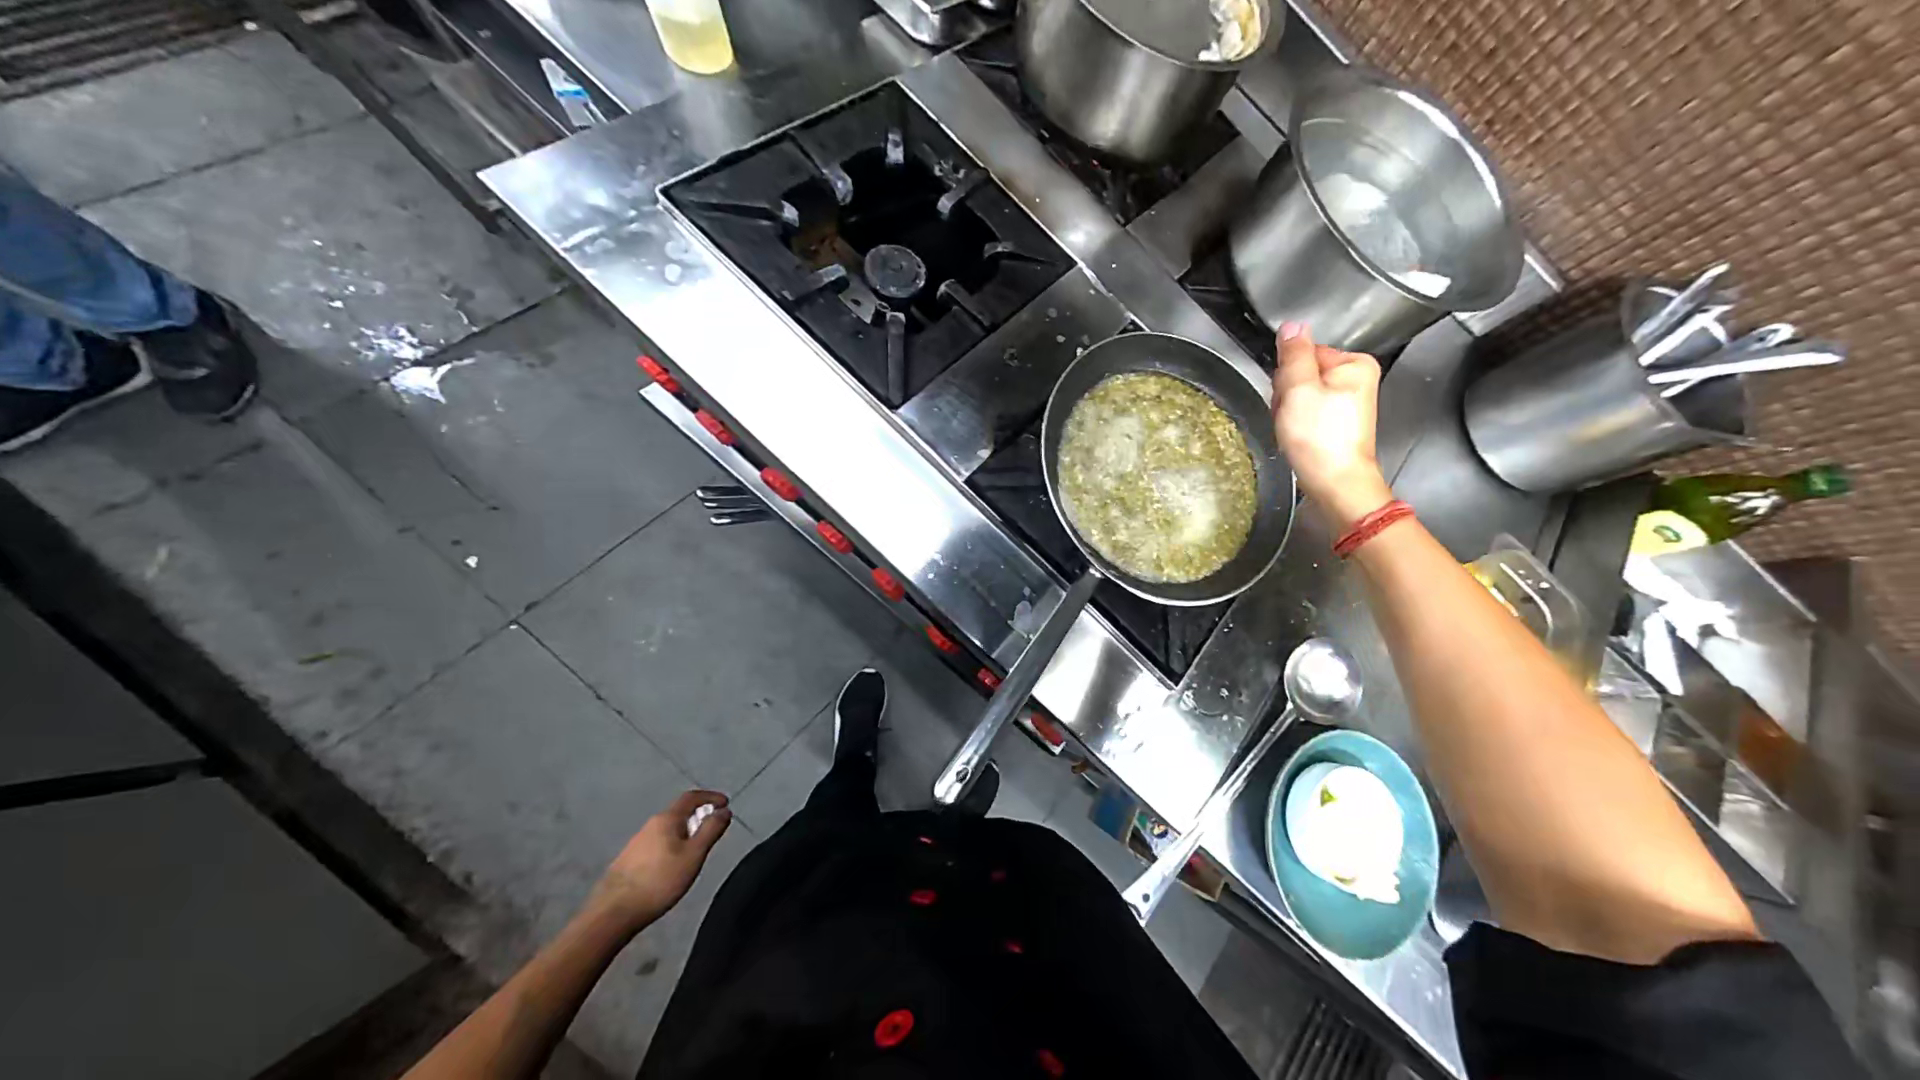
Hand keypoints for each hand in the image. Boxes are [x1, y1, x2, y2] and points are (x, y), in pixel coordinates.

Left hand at [583, 790, 731, 934]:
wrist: (613, 912)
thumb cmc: (660, 881)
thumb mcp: (693, 855)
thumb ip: (711, 830)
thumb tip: (724, 811)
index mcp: (666, 819)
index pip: (691, 797)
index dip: (710, 797)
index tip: (725, 803)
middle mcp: (650, 825)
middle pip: (678, 812)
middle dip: (699, 816)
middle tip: (713, 829)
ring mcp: (637, 842)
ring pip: (667, 829)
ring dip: (686, 831)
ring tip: (696, 850)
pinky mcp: (629, 859)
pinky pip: (658, 842)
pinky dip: (673, 843)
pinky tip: (673, 865)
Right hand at [1271, 322, 1392, 529]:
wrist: (1334, 482)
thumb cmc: (1320, 438)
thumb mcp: (1298, 388)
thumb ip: (1293, 354)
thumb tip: (1291, 326)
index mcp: (1354, 363)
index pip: (1303, 353)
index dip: (1286, 374)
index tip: (1287, 394)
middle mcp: (1356, 379)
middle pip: (1302, 372)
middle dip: (1287, 394)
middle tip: (1290, 414)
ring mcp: (1347, 402)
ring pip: (1300, 394)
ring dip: (1288, 411)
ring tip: (1294, 429)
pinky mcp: (1337, 422)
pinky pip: (1306, 412)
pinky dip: (1295, 424)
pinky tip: (1298, 436)